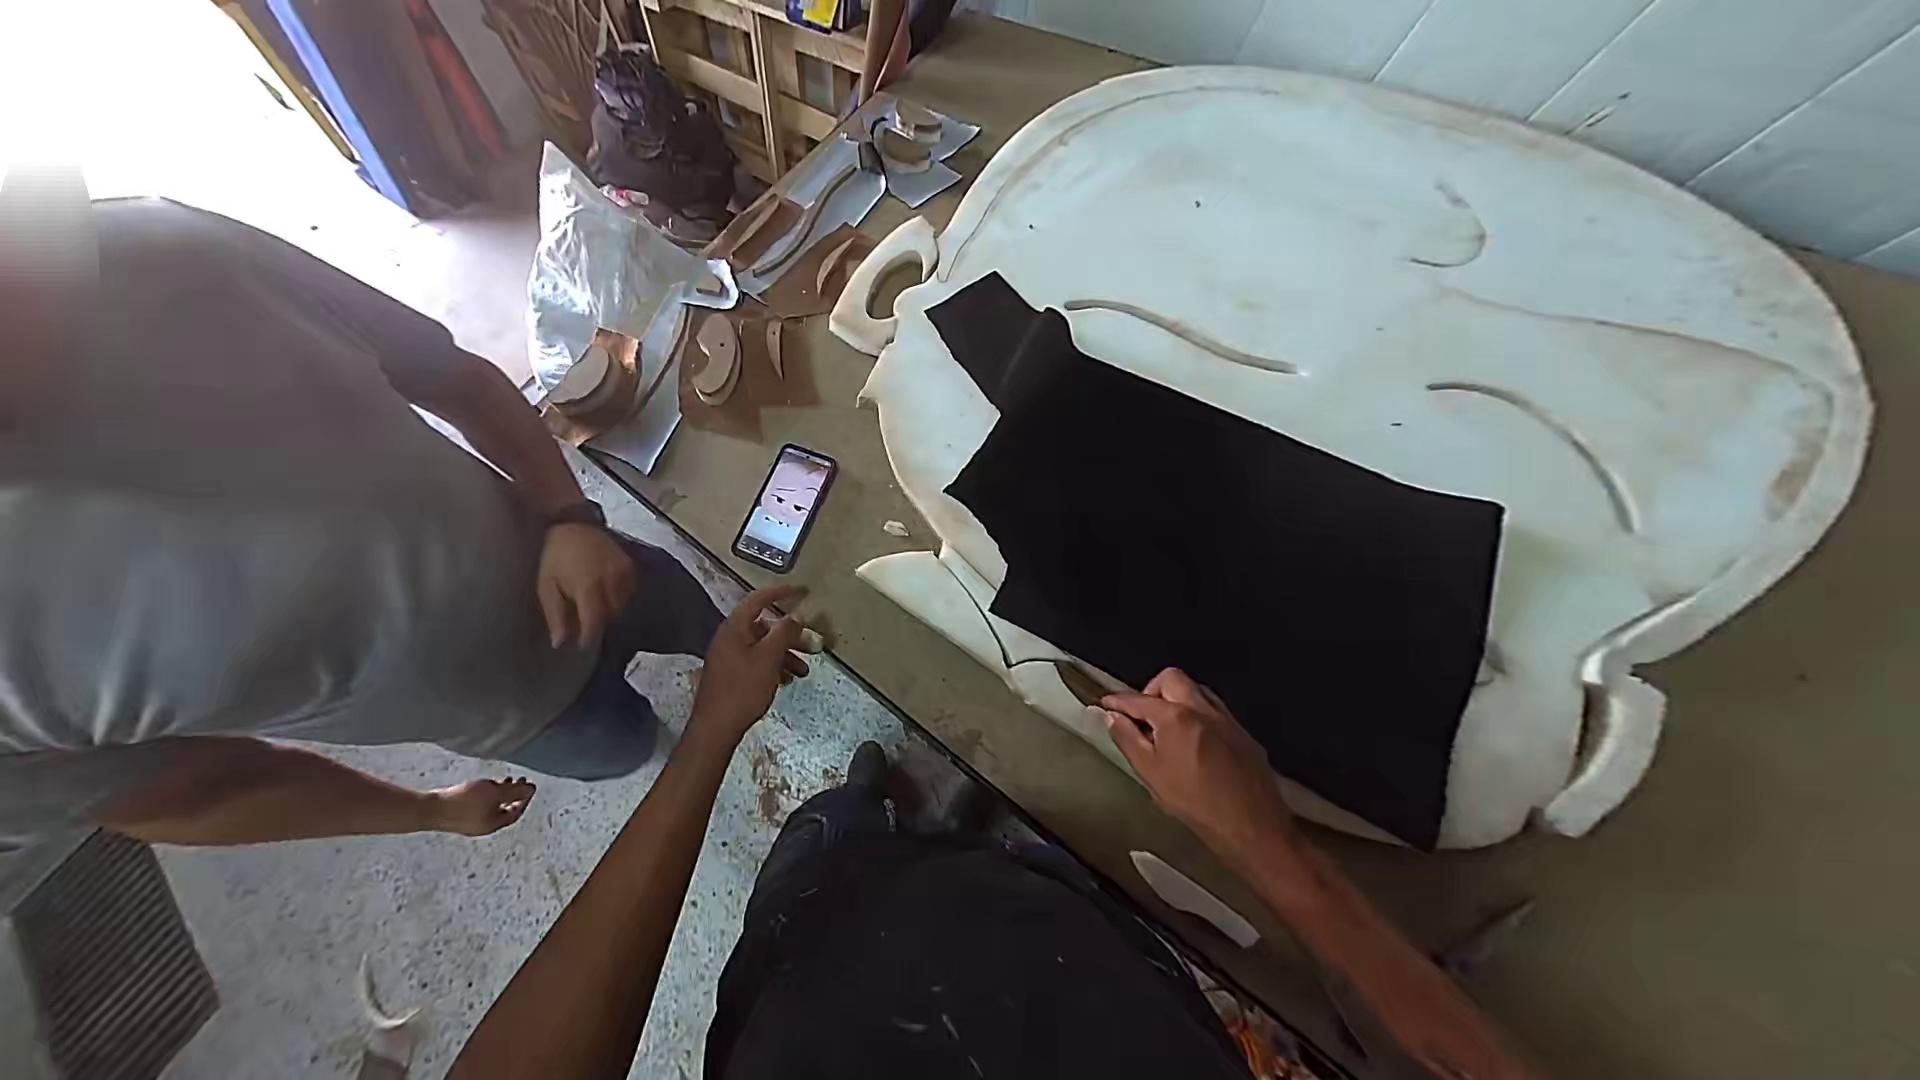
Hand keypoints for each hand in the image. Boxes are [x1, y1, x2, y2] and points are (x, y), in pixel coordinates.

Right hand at [430, 776, 536, 836]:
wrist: (428, 809)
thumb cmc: (463, 802)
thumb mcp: (496, 793)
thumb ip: (516, 791)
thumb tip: (532, 789)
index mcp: (492, 825)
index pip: (516, 813)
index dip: (525, 799)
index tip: (528, 786)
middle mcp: (481, 827)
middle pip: (504, 810)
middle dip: (513, 794)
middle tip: (519, 780)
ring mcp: (468, 823)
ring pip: (491, 807)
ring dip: (500, 793)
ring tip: (503, 780)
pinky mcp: (457, 817)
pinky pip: (479, 806)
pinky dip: (487, 796)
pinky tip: (483, 786)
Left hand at [537, 524, 635, 647]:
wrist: (574, 525)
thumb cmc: (555, 557)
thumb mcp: (546, 586)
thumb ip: (555, 614)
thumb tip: (560, 642)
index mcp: (587, 585)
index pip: (595, 620)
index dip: (590, 636)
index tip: (583, 645)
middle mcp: (611, 580)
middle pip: (612, 615)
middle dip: (599, 621)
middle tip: (586, 620)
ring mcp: (624, 572)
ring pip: (623, 605)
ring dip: (610, 610)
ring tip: (596, 605)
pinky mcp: (631, 567)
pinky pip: (630, 592)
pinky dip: (620, 597)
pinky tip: (607, 592)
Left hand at [689, 585, 811, 747]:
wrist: (715, 728)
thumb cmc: (743, 688)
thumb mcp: (769, 657)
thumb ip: (784, 632)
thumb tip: (795, 616)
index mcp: (735, 628)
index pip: (759, 600)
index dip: (781, 592)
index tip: (802, 591)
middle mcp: (729, 638)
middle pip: (765, 626)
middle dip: (791, 635)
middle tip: (812, 644)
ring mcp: (728, 657)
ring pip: (763, 646)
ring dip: (785, 654)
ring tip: (803, 670)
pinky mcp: (730, 674)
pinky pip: (756, 661)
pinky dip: (774, 665)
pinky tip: (787, 679)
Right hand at [1102, 668, 1295, 855]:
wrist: (1251, 825)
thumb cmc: (1192, 801)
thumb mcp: (1149, 772)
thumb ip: (1127, 739)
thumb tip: (1113, 716)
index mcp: (1175, 716)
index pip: (1138, 699)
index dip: (1118, 700)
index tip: (1105, 703)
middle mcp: (1202, 708)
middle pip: (1171, 678)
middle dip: (1151, 689)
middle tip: (1142, 714)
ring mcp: (1226, 719)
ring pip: (1197, 690)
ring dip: (1177, 698)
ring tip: (1168, 725)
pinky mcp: (1244, 734)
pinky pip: (1215, 711)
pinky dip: (1198, 715)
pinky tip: (1196, 741)